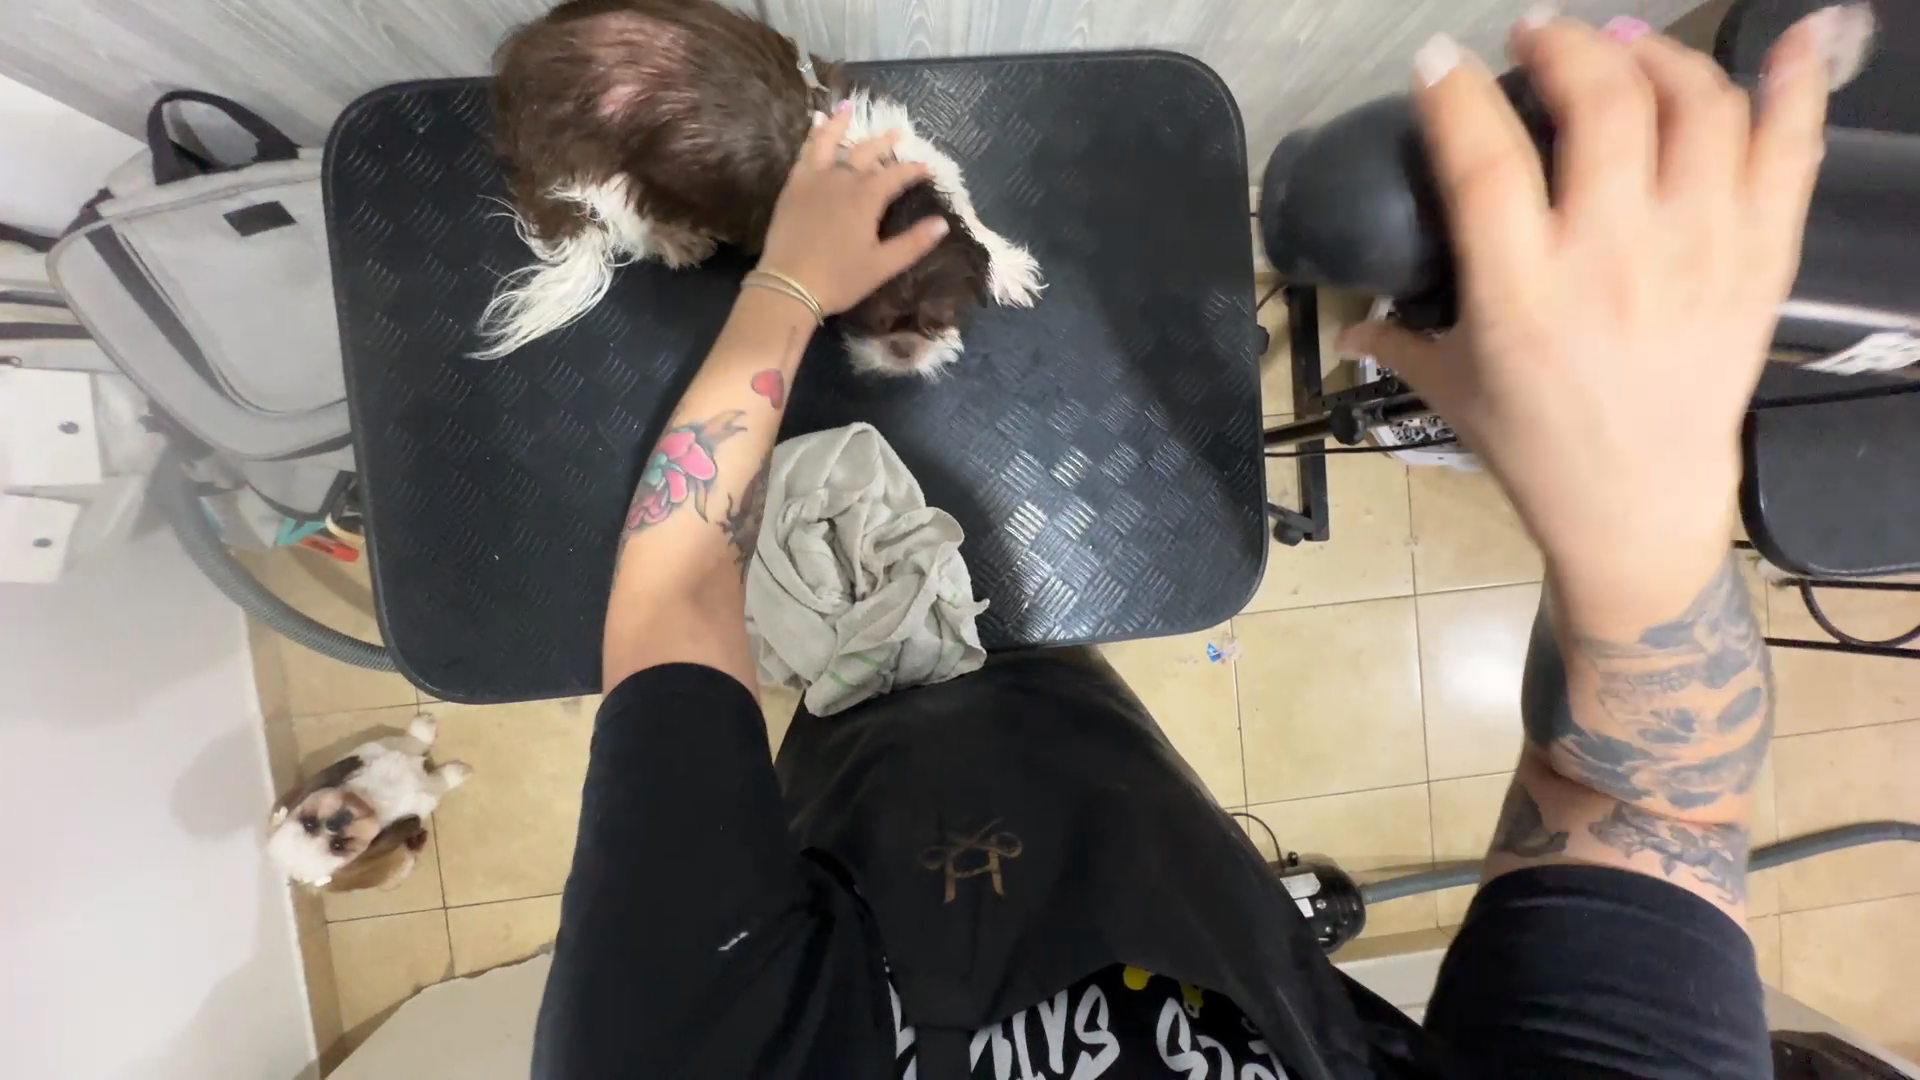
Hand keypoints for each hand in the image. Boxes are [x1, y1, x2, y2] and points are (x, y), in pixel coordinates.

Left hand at [758, 103, 950, 315]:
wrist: (790, 285)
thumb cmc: (840, 279)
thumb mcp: (882, 266)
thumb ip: (913, 243)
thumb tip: (942, 224)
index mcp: (866, 198)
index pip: (896, 176)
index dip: (914, 170)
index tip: (927, 167)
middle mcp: (842, 179)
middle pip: (866, 153)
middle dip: (885, 143)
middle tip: (898, 133)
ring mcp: (815, 179)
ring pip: (831, 142)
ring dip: (843, 125)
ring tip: (849, 109)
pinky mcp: (794, 186)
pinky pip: (805, 152)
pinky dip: (813, 135)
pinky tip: (816, 126)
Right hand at [1339, 9, 1848, 629]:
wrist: (1633, 496)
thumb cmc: (1528, 444)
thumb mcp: (1447, 391)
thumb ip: (1395, 343)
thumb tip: (1348, 326)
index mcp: (1519, 292)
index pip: (1484, 167)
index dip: (1455, 101)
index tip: (1435, 61)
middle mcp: (1610, 255)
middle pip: (1602, 109)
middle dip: (1565, 49)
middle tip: (1536, 34)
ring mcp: (1697, 248)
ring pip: (1697, 107)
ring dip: (1655, 54)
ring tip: (1619, 42)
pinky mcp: (1759, 255)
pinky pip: (1789, 147)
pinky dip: (1794, 80)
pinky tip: (1790, 37)